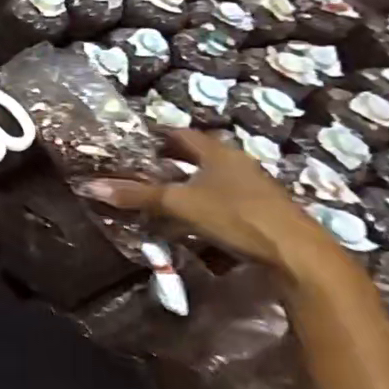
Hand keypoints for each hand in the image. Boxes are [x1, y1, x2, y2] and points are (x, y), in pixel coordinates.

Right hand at [75, 129, 337, 274]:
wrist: (298, 255)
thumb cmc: (236, 216)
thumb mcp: (180, 205)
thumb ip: (137, 196)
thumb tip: (90, 186)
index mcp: (217, 151)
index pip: (180, 133)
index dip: (156, 136)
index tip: (133, 144)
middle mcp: (236, 163)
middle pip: (196, 158)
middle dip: (169, 165)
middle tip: (141, 174)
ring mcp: (253, 189)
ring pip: (210, 183)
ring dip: (187, 191)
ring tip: (160, 203)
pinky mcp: (262, 214)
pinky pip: (223, 204)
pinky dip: (203, 211)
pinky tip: (190, 228)